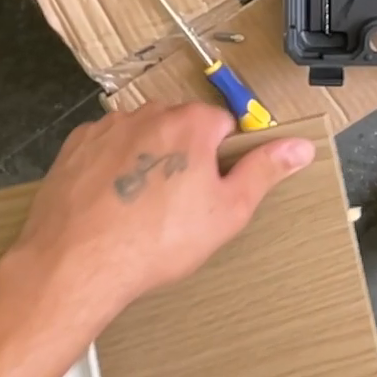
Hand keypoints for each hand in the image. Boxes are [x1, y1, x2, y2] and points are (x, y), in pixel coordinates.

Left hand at [10, 101, 315, 323]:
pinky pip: (107, 146)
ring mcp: (110, 125)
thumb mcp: (227, 212)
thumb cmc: (154, 241)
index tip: (211, 188)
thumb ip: (264, 171)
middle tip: (178, 204)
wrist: (76, 264)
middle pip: (182, 127)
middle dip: (184, 156)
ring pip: (144, 135)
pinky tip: (112, 202)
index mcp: (192, 123)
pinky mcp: (78, 143)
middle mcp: (151, 112)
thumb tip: (300, 147)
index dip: (221, 158)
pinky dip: (113, 166)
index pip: (223, 125)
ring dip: (148, 159)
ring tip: (141, 208)